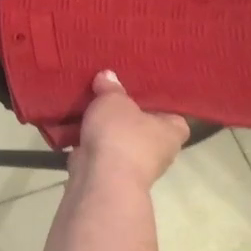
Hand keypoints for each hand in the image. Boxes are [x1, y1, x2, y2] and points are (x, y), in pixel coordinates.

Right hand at [70, 70, 189, 190]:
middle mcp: (162, 149)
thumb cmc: (120, 134)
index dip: (156, 102)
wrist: (104, 175)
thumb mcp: (113, 101)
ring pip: (122, 138)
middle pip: (145, 126)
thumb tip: (109, 75)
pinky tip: (77, 126)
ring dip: (107, 129)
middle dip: (127, 115)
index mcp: (172, 131)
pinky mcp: (114, 170)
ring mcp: (138, 163)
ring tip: (87, 108)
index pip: (173, 113)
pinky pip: (104, 148)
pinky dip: (92, 140)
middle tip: (107, 95)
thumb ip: (111, 87)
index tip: (137, 91)